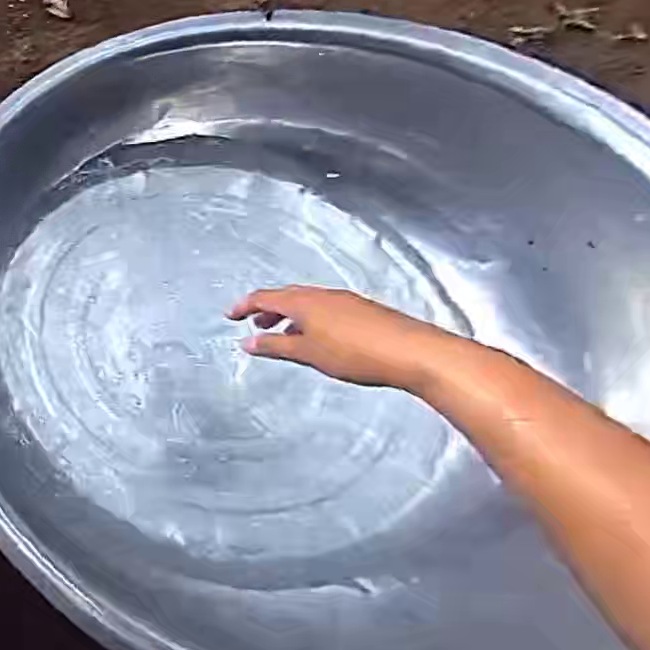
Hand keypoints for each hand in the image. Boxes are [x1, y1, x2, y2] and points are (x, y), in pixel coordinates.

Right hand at [226, 285, 463, 390]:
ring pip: (308, 303)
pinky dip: (311, 319)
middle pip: (286, 296)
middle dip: (267, 309)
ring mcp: (347, 301)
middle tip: (256, 325)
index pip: (263, 297)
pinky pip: (327, 309)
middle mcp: (323, 295)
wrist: (419, 354)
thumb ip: (274, 347)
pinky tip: (317, 338)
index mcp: (303, 302)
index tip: (230, 316)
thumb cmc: (355, 353)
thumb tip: (247, 343)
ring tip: (285, 334)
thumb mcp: (307, 353)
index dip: (244, 306)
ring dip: (290, 315)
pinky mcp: (366, 311)